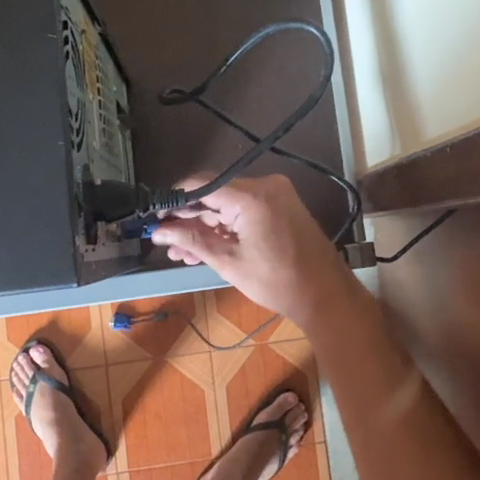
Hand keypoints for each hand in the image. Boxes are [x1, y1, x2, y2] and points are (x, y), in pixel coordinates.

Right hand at [149, 174, 362, 324]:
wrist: (325, 295)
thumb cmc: (277, 281)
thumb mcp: (228, 262)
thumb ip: (192, 240)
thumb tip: (158, 232)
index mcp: (251, 196)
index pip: (201, 184)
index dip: (174, 199)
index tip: (155, 216)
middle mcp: (265, 185)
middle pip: (215, 193)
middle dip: (189, 217)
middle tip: (165, 240)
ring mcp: (276, 195)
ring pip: (228, 204)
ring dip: (206, 225)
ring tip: (181, 252)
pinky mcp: (281, 206)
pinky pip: (245, 210)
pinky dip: (227, 226)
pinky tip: (206, 247)